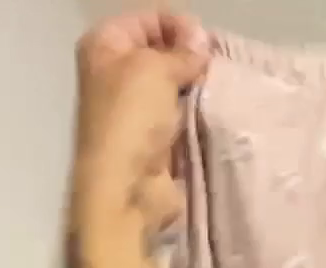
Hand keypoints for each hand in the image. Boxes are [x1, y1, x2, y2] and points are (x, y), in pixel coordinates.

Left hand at [73, 11, 210, 227]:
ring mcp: (138, 113)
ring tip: (220, 96)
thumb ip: (182, 51)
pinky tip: (215, 119)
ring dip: (198, 92)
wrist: (127, 189)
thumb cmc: (131, 120)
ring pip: (177, 90)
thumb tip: (202, 41)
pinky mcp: (157, 143)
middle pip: (163, 55)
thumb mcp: (155, 68)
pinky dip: (199, 119)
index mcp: (104, 46)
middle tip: (217, 73)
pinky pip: (184, 121)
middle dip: (192, 61)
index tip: (207, 47)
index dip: (179, 26)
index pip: (148, 19)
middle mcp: (118, 76)